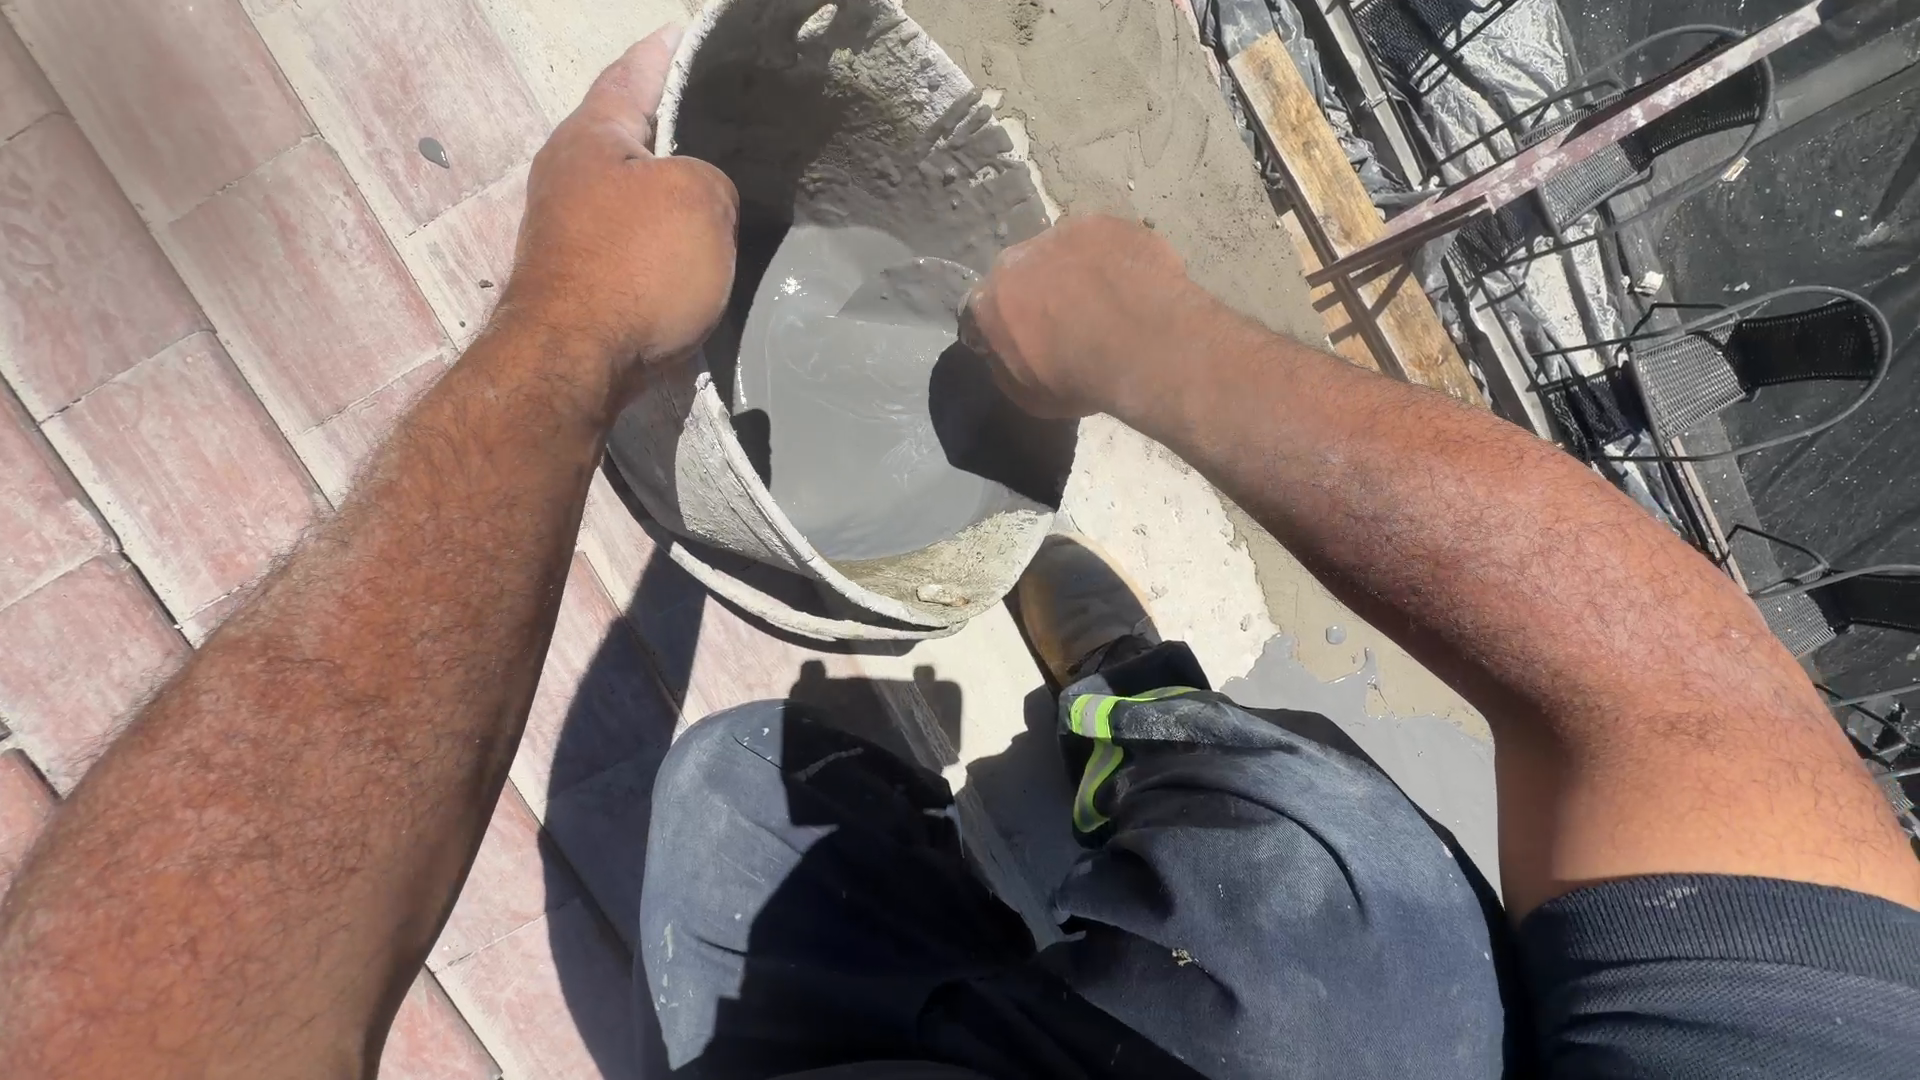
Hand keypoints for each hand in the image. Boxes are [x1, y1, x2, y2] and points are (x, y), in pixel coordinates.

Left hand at [500, 27, 739, 404]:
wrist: (579, 359)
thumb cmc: (639, 266)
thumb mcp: (700, 201)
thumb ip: (712, 179)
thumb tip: (701, 197)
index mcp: (594, 135)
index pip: (635, 71)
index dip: (668, 50)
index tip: (691, 34)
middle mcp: (573, 173)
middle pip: (632, 134)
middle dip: (674, 126)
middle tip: (725, 122)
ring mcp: (573, 229)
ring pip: (635, 192)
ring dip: (672, 190)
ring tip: (721, 188)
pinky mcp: (585, 278)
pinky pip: (637, 240)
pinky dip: (666, 236)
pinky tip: (695, 249)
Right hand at [959, 216, 1213, 419]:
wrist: (1146, 347)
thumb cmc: (1080, 380)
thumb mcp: (1029, 397)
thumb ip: (1006, 371)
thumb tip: (1004, 358)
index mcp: (989, 300)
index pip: (982, 309)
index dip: (1001, 326)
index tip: (1020, 342)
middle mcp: (1017, 257)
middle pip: (1020, 273)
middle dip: (1035, 292)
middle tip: (1065, 320)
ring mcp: (1064, 234)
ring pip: (1060, 253)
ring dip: (1073, 272)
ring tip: (1103, 301)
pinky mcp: (1107, 222)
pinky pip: (1101, 242)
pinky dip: (1109, 260)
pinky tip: (1129, 285)